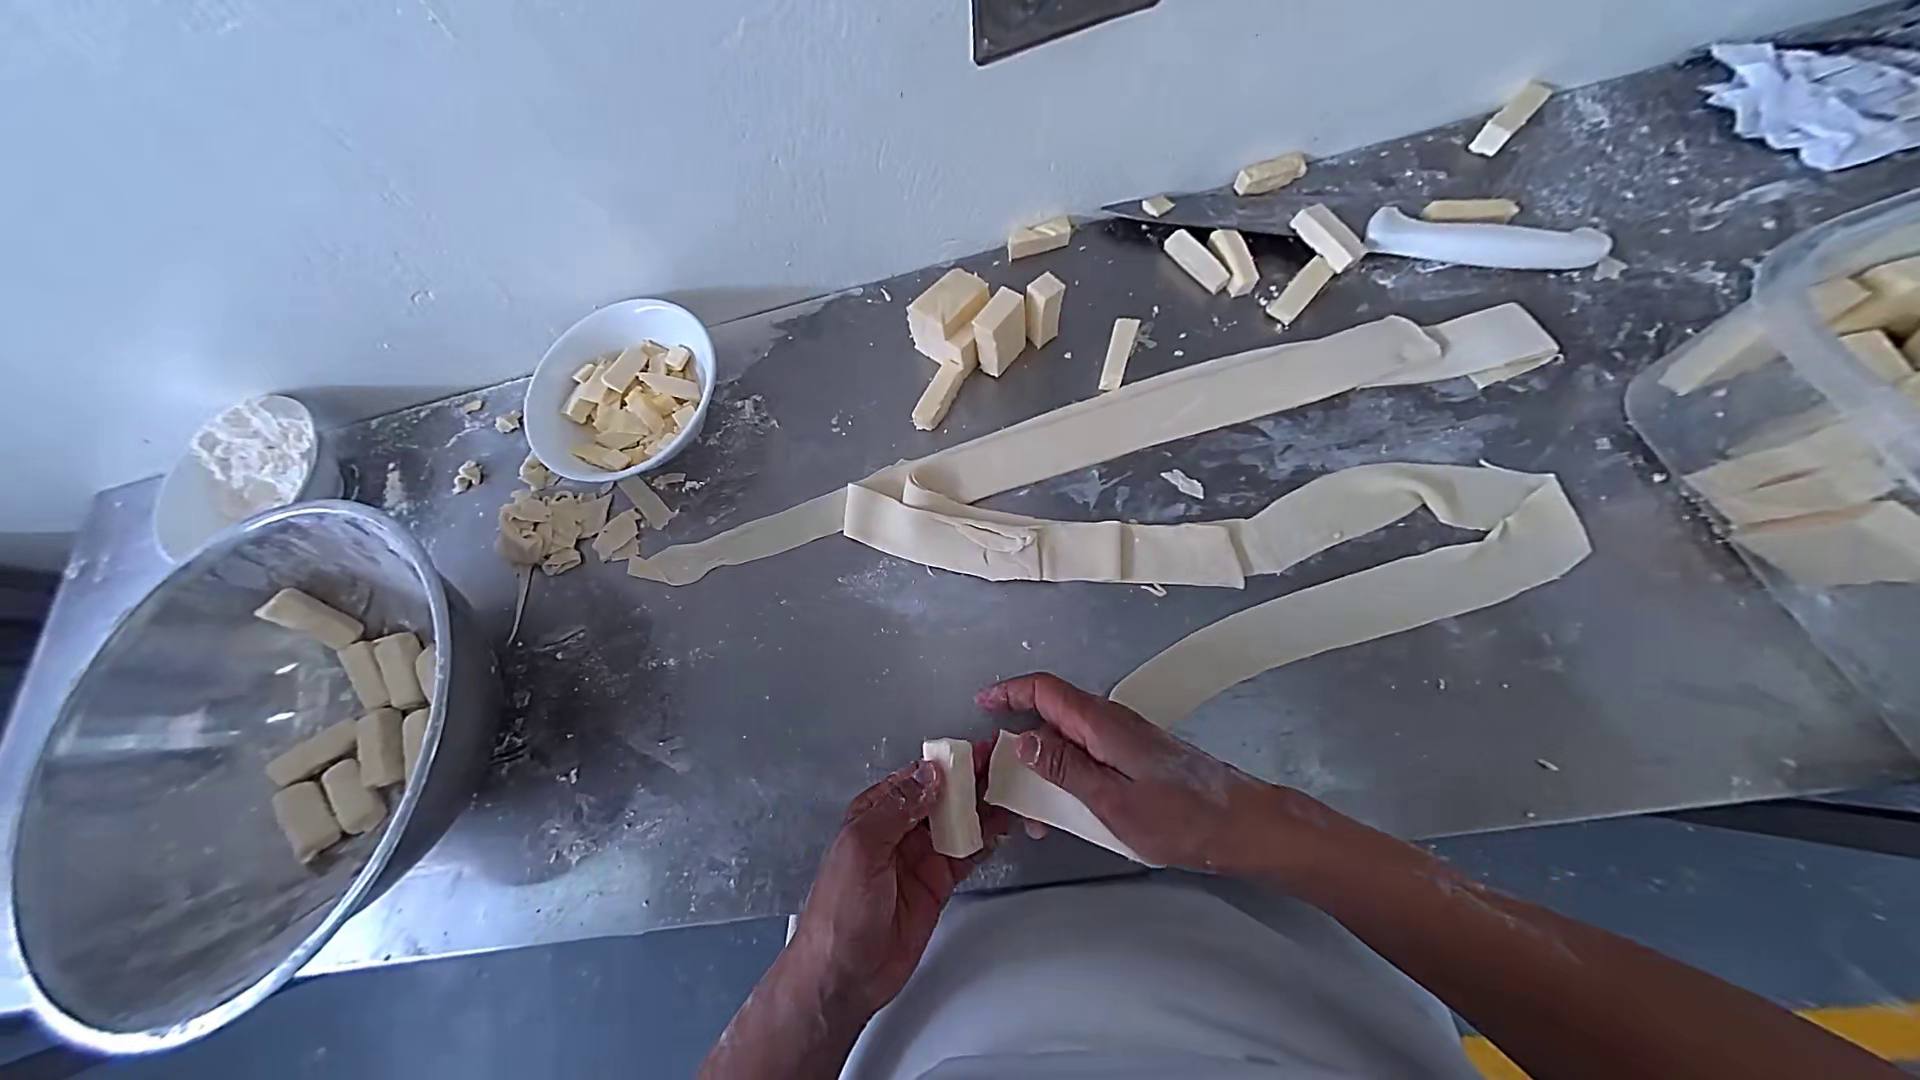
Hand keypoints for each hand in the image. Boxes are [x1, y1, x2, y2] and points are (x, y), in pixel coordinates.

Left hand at [784, 743, 1006, 1024]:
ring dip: (984, 807)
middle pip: (943, 796)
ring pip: (959, 822)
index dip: (946, 764)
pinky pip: (967, 853)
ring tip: (1012, 792)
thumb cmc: (839, 911)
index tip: (975, 751)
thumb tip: (930, 774)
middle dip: (971, 780)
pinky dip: (986, 840)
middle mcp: (900, 829)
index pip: (917, 778)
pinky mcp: (938, 882)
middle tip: (1003, 767)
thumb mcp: (862, 848)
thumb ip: (897, 808)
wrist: (844, 977)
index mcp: (876, 813)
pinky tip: (1003, 828)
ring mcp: (921, 856)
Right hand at [979, 672, 1335, 878]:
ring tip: (1030, 807)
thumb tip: (1021, 741)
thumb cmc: (1179, 818)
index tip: (982, 704)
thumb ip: (1064, 769)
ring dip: (1042, 763)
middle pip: (1051, 712)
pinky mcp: (1132, 752)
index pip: (1044, 690)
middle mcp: (1108, 720)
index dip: (1009, 692)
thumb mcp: (1111, 802)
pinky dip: (1065, 772)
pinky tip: (1064, 806)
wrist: (1239, 824)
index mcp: (1100, 724)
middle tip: (998, 773)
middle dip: (1018, 736)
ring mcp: (1122, 735)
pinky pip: (1086, 752)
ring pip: (1067, 737)